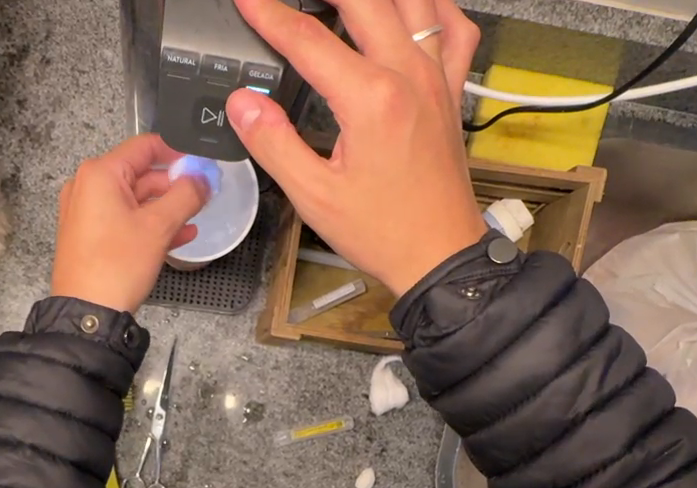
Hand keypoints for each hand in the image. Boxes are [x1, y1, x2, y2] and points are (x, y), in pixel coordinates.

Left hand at [50, 134, 210, 312]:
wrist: (88, 314)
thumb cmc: (116, 267)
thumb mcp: (158, 227)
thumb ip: (186, 196)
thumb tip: (203, 179)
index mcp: (100, 174)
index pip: (145, 147)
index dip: (177, 153)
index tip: (201, 165)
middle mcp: (87, 188)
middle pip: (140, 175)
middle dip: (172, 186)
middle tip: (202, 196)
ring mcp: (85, 214)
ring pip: (134, 202)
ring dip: (164, 209)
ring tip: (194, 218)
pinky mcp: (89, 238)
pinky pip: (123, 222)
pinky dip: (148, 226)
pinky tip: (177, 236)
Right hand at [228, 0, 484, 294]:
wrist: (438, 254)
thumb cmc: (383, 232)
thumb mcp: (314, 198)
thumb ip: (274, 144)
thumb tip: (243, 105)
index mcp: (371, 100)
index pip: (308, 40)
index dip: (270, 15)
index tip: (247, 1)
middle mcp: (409, 75)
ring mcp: (436, 78)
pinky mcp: (450, 91)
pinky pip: (453, 27)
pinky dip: (431, 6)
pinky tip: (410, 11)